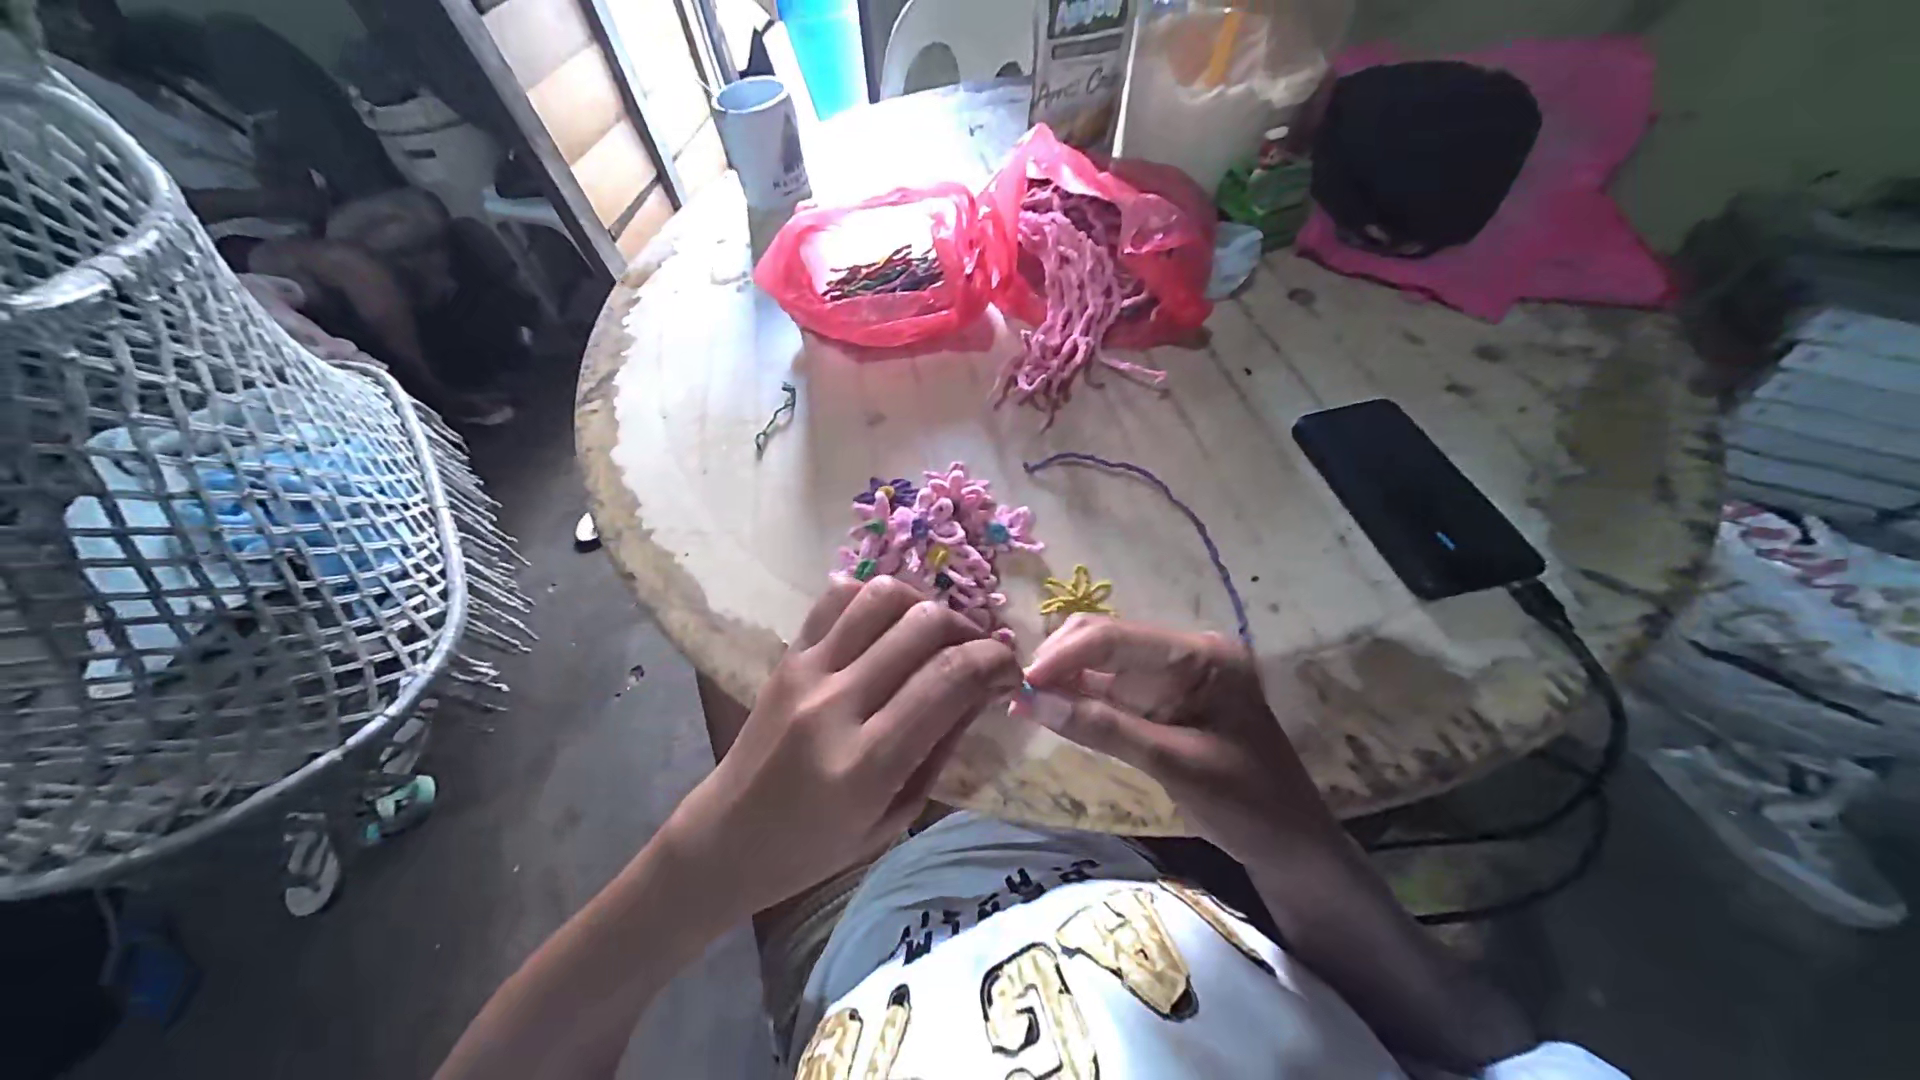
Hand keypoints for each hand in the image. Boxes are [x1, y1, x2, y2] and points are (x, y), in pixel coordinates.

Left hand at [663, 576, 1021, 916]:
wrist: (727, 836)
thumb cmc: (818, 846)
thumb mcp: (896, 815)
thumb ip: (942, 745)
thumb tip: (983, 685)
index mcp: (866, 762)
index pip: (949, 679)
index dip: (996, 662)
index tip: (1011, 671)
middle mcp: (835, 705)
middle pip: (922, 626)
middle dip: (969, 630)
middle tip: (978, 653)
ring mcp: (806, 672)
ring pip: (881, 597)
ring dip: (924, 606)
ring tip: (934, 635)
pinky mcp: (787, 655)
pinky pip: (837, 596)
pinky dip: (876, 598)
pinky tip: (889, 625)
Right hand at [1015, 615, 1341, 863]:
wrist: (1290, 844)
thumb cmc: (1247, 803)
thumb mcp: (1174, 764)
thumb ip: (1103, 728)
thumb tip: (1032, 702)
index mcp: (1201, 655)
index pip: (1117, 638)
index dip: (1064, 656)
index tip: (1021, 682)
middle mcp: (1182, 653)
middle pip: (1104, 639)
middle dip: (1057, 661)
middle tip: (1016, 694)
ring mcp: (1169, 674)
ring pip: (1099, 661)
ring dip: (1060, 678)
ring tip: (1021, 701)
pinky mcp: (1158, 698)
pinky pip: (1107, 687)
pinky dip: (1076, 696)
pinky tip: (1047, 708)